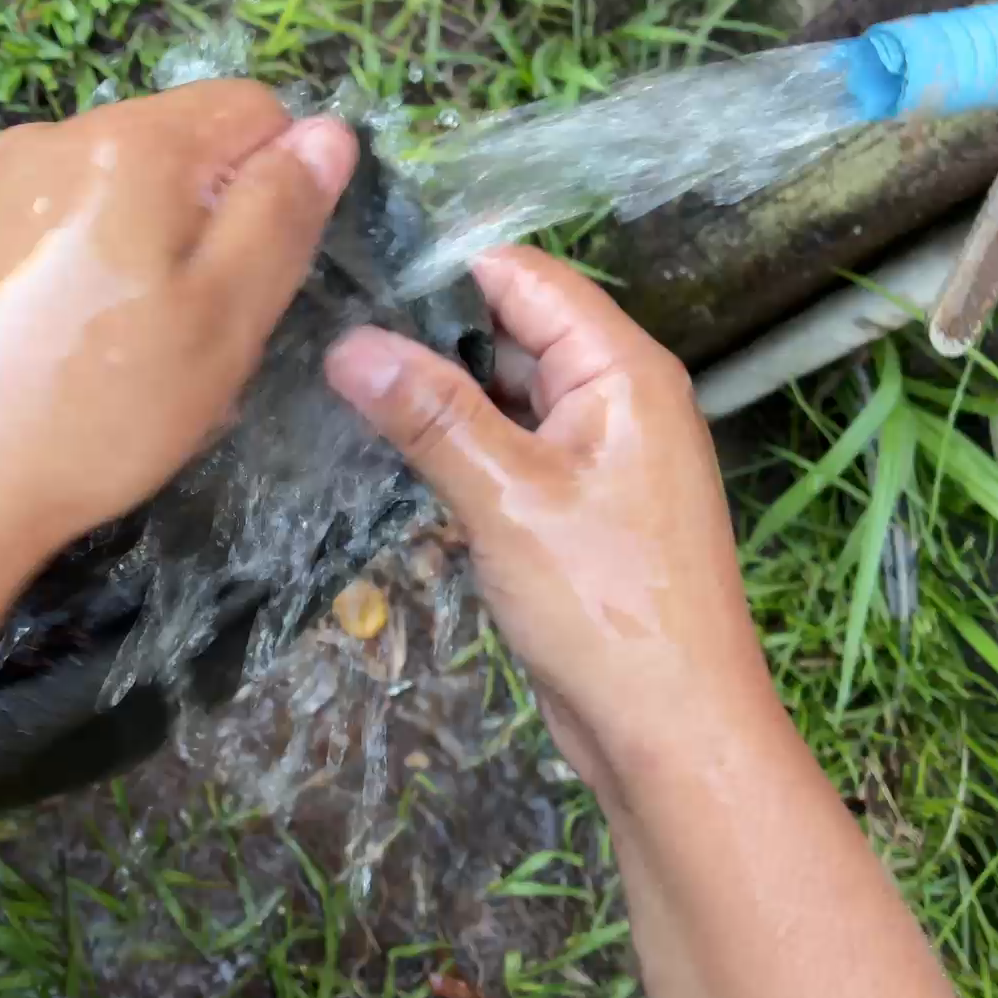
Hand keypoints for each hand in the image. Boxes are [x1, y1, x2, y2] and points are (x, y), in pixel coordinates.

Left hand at [0, 81, 357, 550]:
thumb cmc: (97, 417)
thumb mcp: (221, 327)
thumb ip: (279, 219)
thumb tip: (323, 134)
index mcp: (126, 149)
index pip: (246, 112)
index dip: (273, 184)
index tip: (250, 274)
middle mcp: (38, 141)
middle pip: (160, 152)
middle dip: (190, 226)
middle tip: (176, 333)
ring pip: (87, 193)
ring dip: (117, 249)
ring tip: (97, 350)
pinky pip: (16, 228)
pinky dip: (44, 269)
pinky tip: (27, 348)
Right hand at [323, 247, 768, 790]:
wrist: (664, 729)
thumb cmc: (602, 601)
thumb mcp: (505, 496)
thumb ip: (428, 414)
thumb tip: (348, 344)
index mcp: (618, 370)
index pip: (525, 279)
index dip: (444, 269)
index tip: (356, 277)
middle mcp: (609, 397)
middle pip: (509, 332)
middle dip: (428, 333)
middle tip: (334, 336)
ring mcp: (588, 452)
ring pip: (499, 393)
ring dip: (436, 392)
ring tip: (347, 383)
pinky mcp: (566, 499)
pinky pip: (502, 445)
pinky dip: (453, 441)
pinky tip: (395, 447)